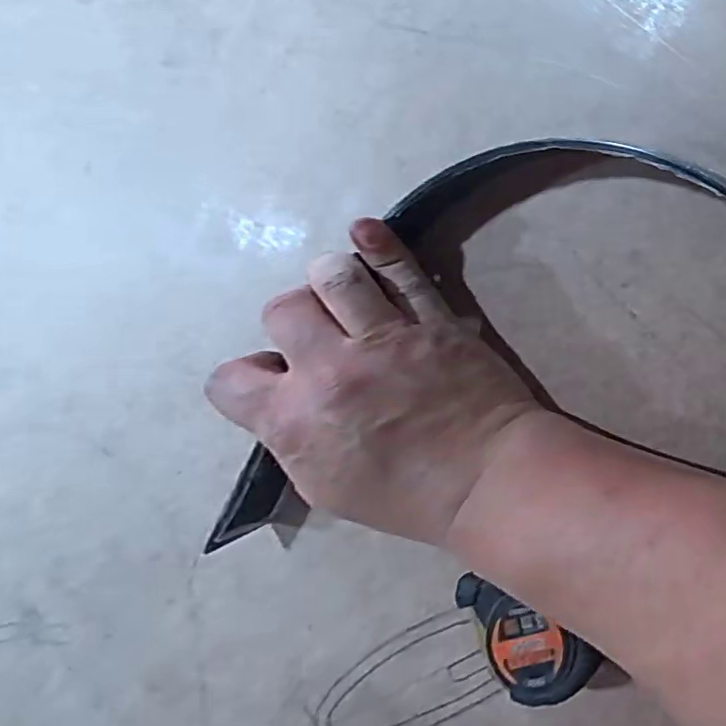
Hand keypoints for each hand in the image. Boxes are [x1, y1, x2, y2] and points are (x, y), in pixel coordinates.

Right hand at [205, 218, 543, 544]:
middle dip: (292, 316)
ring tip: (336, 277)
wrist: (492, 472)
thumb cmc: (411, 494)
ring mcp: (391, 339)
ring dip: (330, 275)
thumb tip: (285, 405)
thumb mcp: (325, 483)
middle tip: (319, 329)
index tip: (280, 380)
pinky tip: (366, 231)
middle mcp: (332, 367)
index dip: (253, 376)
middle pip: (286, 311)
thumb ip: (294, 436)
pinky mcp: (440, 326)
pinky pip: (407, 278)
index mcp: (290, 416)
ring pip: (338, 280)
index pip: (233, 376)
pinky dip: (383, 250)